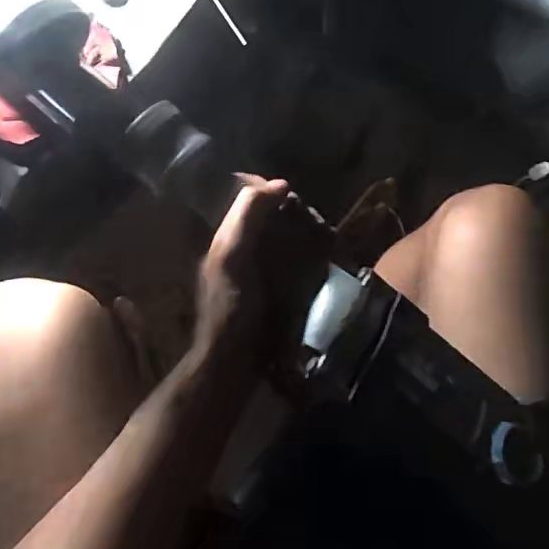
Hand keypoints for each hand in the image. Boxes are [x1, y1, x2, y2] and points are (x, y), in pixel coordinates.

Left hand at [192, 175, 315, 369]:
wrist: (231, 364)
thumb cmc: (230, 307)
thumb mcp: (232, 255)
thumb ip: (248, 216)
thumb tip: (281, 184)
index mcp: (225, 235)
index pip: (246, 195)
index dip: (268, 188)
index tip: (294, 195)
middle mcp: (238, 247)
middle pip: (266, 213)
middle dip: (289, 210)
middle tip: (313, 218)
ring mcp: (255, 270)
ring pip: (280, 235)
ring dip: (300, 231)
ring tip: (323, 236)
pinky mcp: (271, 290)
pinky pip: (290, 260)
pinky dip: (305, 254)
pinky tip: (321, 259)